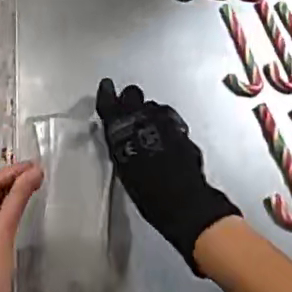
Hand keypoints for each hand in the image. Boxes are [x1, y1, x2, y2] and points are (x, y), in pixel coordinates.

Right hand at [95, 79, 239, 274]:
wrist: (185, 203)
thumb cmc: (149, 193)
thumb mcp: (123, 167)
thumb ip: (120, 145)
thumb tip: (119, 137)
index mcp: (122, 126)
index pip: (109, 101)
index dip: (107, 94)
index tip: (106, 87)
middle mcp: (145, 117)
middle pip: (133, 95)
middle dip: (130, 100)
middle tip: (128, 111)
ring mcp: (167, 122)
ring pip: (154, 107)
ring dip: (150, 114)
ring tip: (148, 130)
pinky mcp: (183, 130)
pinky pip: (169, 121)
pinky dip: (165, 126)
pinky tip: (165, 140)